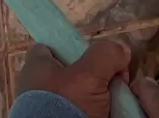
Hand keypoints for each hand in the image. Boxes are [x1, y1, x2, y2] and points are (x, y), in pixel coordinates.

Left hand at [14, 40, 130, 117]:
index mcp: (36, 69)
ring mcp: (47, 111)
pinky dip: (96, 114)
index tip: (96, 57)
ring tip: (114, 104)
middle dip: (95, 78)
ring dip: (99, 100)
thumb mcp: (89, 75)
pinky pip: (80, 114)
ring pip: (80, 98)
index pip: (52, 48)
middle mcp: (38, 89)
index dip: (74, 47)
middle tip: (114, 84)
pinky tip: (108, 114)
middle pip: (72, 74)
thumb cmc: (64, 106)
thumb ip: (105, 54)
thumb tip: (122, 50)